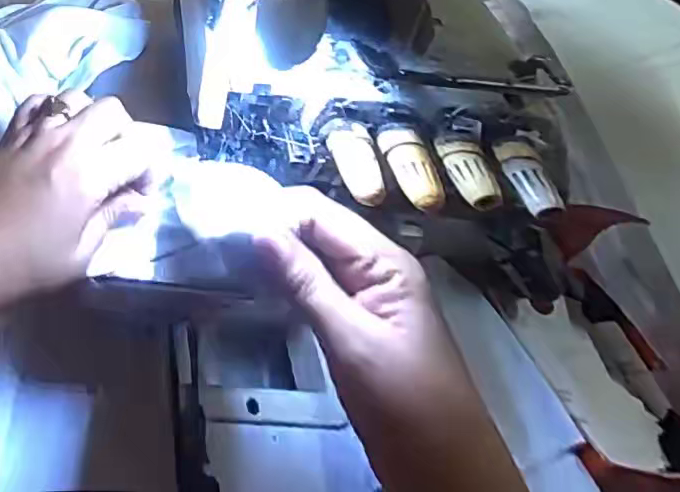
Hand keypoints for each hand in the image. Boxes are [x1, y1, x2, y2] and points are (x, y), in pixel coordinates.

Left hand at [0, 92, 154, 341]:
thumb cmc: (21, 268)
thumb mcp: (78, 255)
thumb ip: (113, 217)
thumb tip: (139, 201)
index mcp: (88, 174)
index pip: (139, 150)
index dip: (149, 169)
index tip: (141, 191)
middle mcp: (66, 142)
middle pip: (113, 110)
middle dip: (125, 134)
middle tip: (118, 164)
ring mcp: (35, 132)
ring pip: (78, 97)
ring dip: (91, 116)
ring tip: (87, 145)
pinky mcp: (10, 133)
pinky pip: (38, 101)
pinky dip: (52, 109)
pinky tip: (53, 132)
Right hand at [256, 186, 524, 491]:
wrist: (447, 472)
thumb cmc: (406, 404)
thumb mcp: (351, 341)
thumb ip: (306, 283)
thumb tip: (263, 232)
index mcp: (385, 261)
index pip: (323, 214)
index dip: (279, 214)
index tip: (236, 226)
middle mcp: (378, 267)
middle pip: (321, 229)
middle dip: (278, 230)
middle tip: (231, 241)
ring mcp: (370, 294)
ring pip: (319, 256)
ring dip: (283, 254)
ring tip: (240, 258)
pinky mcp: (360, 321)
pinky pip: (322, 284)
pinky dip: (295, 280)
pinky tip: (268, 285)